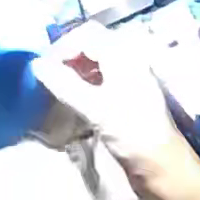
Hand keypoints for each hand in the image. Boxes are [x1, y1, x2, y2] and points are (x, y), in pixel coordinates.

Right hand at [32, 22, 199, 197]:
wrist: (163, 166)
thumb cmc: (131, 133)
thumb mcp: (96, 109)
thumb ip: (65, 85)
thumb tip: (36, 65)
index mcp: (123, 54)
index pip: (86, 34)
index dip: (62, 47)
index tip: (42, 67)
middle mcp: (127, 57)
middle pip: (91, 41)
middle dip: (68, 53)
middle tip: (47, 74)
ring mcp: (128, 74)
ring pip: (96, 57)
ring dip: (75, 66)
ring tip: (55, 84)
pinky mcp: (127, 92)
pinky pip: (101, 74)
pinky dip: (84, 78)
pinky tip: (73, 95)